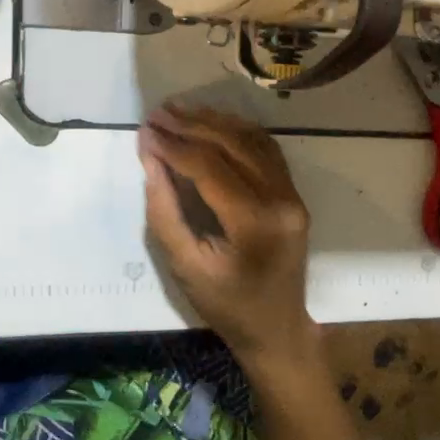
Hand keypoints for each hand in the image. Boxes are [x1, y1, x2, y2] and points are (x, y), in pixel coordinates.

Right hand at [138, 104, 317, 360]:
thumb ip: (165, 211)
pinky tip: (212, 124)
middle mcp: (281, 200)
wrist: (276, 328)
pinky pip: (266, 151)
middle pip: (233, 146)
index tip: (146, 132)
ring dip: (215, 122)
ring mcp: (292, 195)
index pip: (209, 167)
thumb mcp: (184, 266)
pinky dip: (237, 133)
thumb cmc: (226, 305)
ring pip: (252, 141)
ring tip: (179, 111)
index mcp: (255, 223)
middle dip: (191, 126)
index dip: (175, 146)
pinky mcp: (293, 195)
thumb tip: (151, 158)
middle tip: (157, 114)